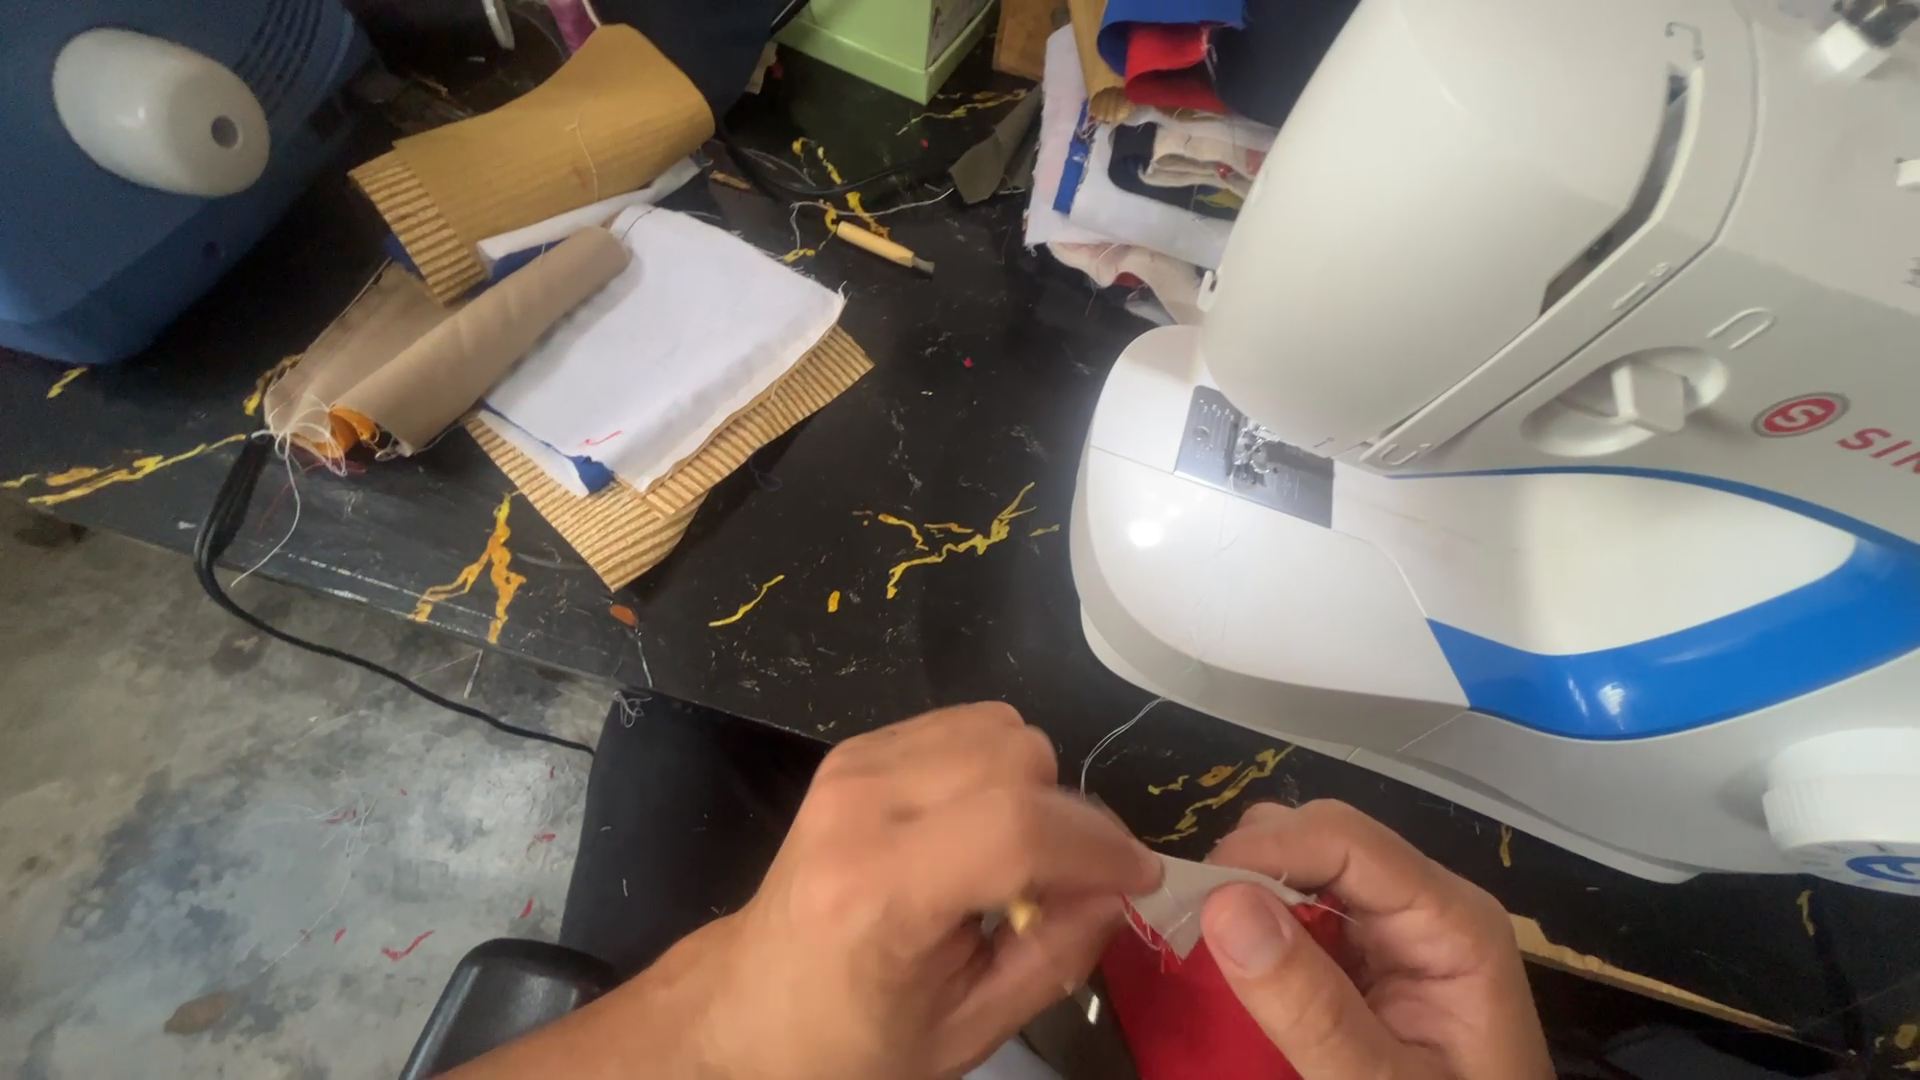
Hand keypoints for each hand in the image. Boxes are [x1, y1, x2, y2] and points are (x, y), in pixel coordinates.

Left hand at [468, 703, 1155, 1079]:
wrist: (752, 998)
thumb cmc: (855, 1037)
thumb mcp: (968, 1030)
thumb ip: (1058, 955)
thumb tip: (1118, 883)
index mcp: (880, 890)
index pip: (1013, 829)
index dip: (1096, 845)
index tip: (1139, 875)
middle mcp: (862, 803)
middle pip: (1016, 756)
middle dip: (1063, 817)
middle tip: (1055, 880)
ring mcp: (855, 762)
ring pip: (999, 727)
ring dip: (1030, 786)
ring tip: (1006, 850)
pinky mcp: (856, 746)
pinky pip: (966, 724)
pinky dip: (994, 765)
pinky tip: (970, 818)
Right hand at [1200, 800, 1551, 1079]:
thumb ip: (1311, 1010)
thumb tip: (1222, 902)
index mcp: (1451, 920)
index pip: (1343, 837)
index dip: (1264, 849)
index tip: (1198, 894)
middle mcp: (1424, 897)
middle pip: (1318, 832)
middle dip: (1250, 863)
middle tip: (1196, 922)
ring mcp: (1393, 915)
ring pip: (1299, 851)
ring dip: (1246, 882)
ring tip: (1215, 940)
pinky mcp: (1364, 938)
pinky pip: (1296, 890)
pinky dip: (1253, 906)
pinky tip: (1238, 950)